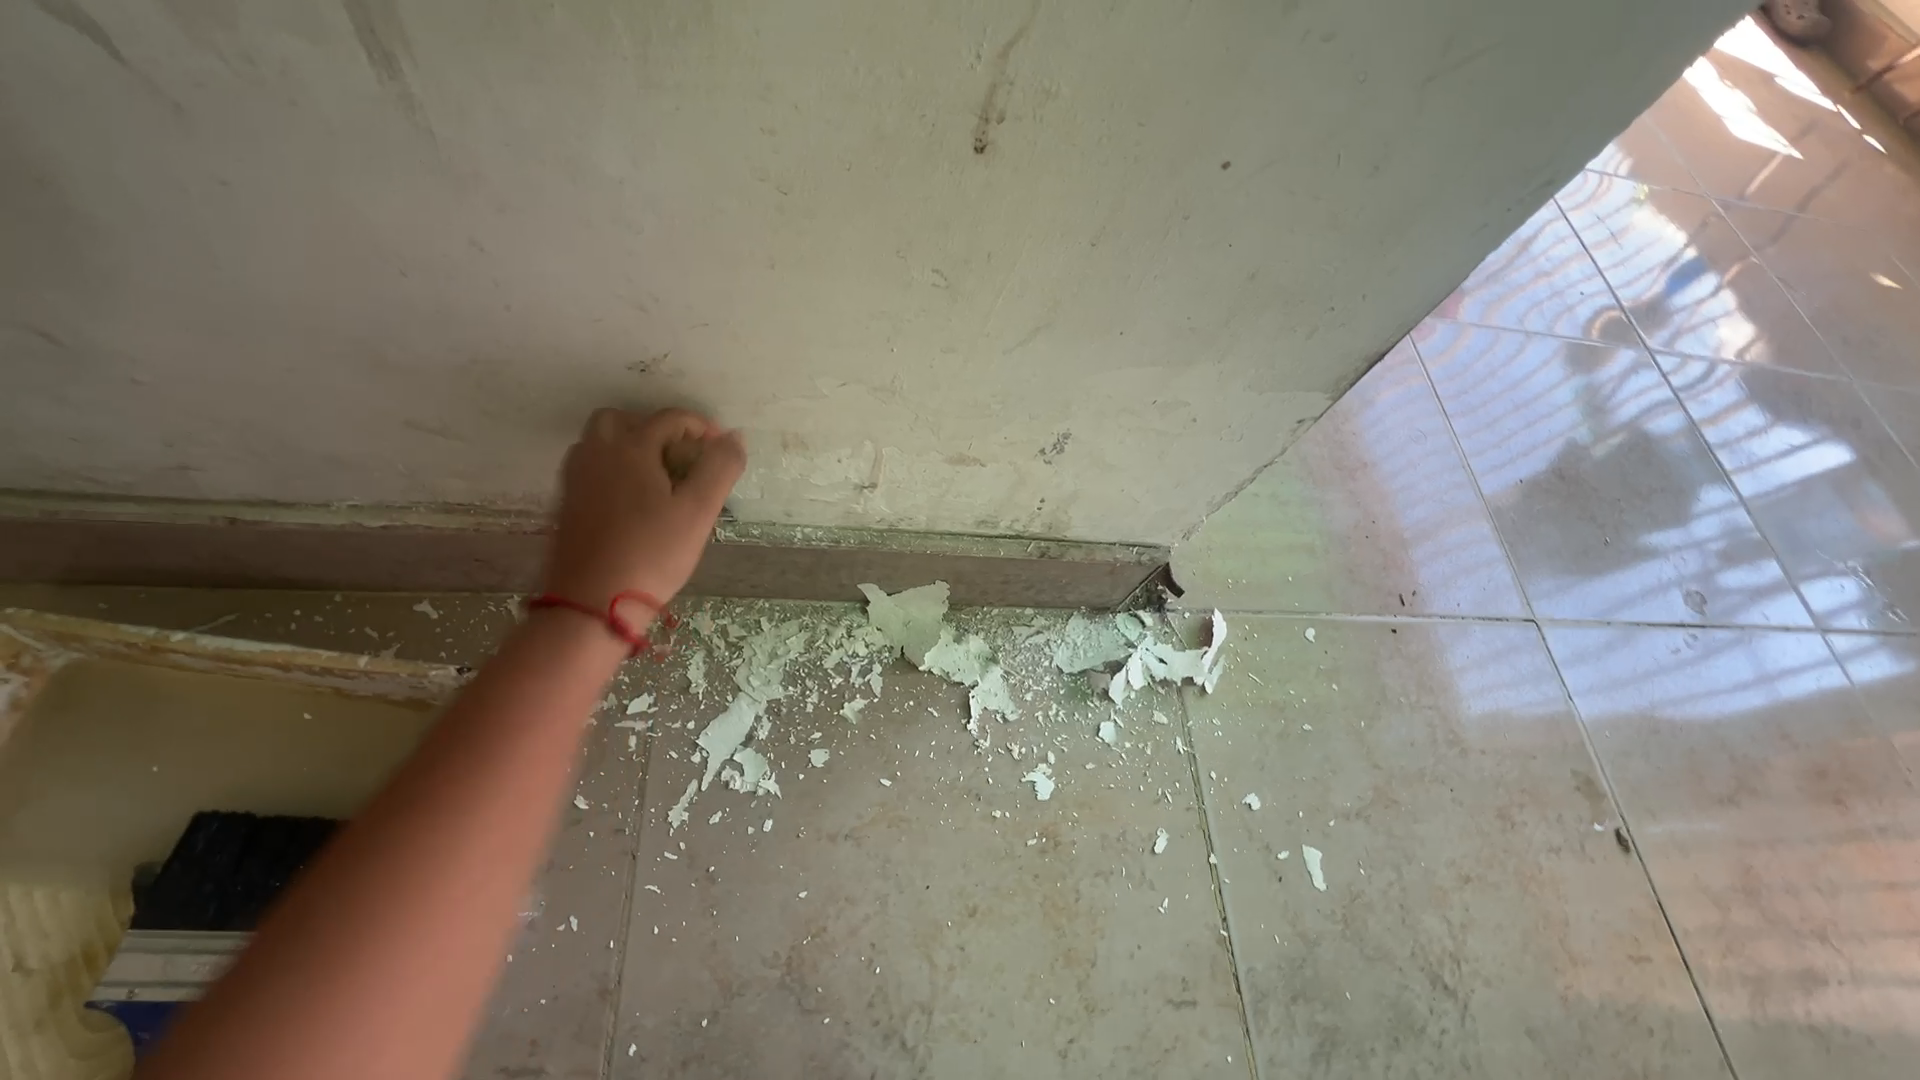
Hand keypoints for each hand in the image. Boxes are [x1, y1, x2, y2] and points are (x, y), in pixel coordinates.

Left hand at [541, 407, 746, 613]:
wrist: (591, 603)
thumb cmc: (652, 554)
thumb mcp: (698, 511)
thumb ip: (720, 468)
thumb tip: (733, 437)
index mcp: (630, 447)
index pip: (670, 419)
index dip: (702, 429)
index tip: (722, 453)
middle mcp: (596, 453)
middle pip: (625, 420)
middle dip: (658, 431)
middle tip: (683, 460)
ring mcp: (575, 478)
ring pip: (601, 443)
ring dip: (632, 448)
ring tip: (660, 480)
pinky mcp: (566, 504)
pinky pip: (590, 469)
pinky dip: (613, 470)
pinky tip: (634, 502)